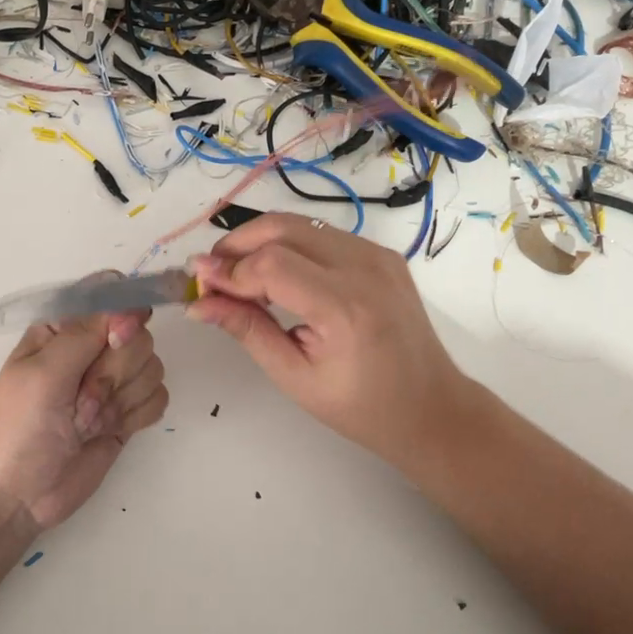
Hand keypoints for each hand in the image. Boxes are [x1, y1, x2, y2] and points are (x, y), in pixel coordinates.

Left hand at [0, 303, 167, 533]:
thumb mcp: (44, 371)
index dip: (122, 315)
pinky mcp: (125, 413)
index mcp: (61, 328)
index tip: (114, 340)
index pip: (110, 296)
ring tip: (84, 423)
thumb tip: (131, 304)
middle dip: (114, 372)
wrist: (18, 493)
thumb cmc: (18, 426)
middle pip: (138, 335)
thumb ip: (86, 333)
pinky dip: (137, 415)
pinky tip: (108, 431)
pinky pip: (157, 398)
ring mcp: (109, 381)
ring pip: (151, 367)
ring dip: (121, 399)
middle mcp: (89, 348)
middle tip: (80, 400)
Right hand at [187, 213, 472, 460]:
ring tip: (239, 279)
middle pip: (281, 228)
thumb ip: (245, 329)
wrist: (434, 409)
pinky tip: (274, 278)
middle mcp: (365, 269)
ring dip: (257, 242)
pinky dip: (284, 245)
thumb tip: (198, 301)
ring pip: (296, 224)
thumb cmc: (361, 407)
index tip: (199, 288)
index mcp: (346, 308)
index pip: (271, 264)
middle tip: (212, 277)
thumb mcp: (293, 376)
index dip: (228, 271)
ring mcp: (376, 255)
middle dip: (236, 246)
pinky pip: (317, 233)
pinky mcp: (379, 253)